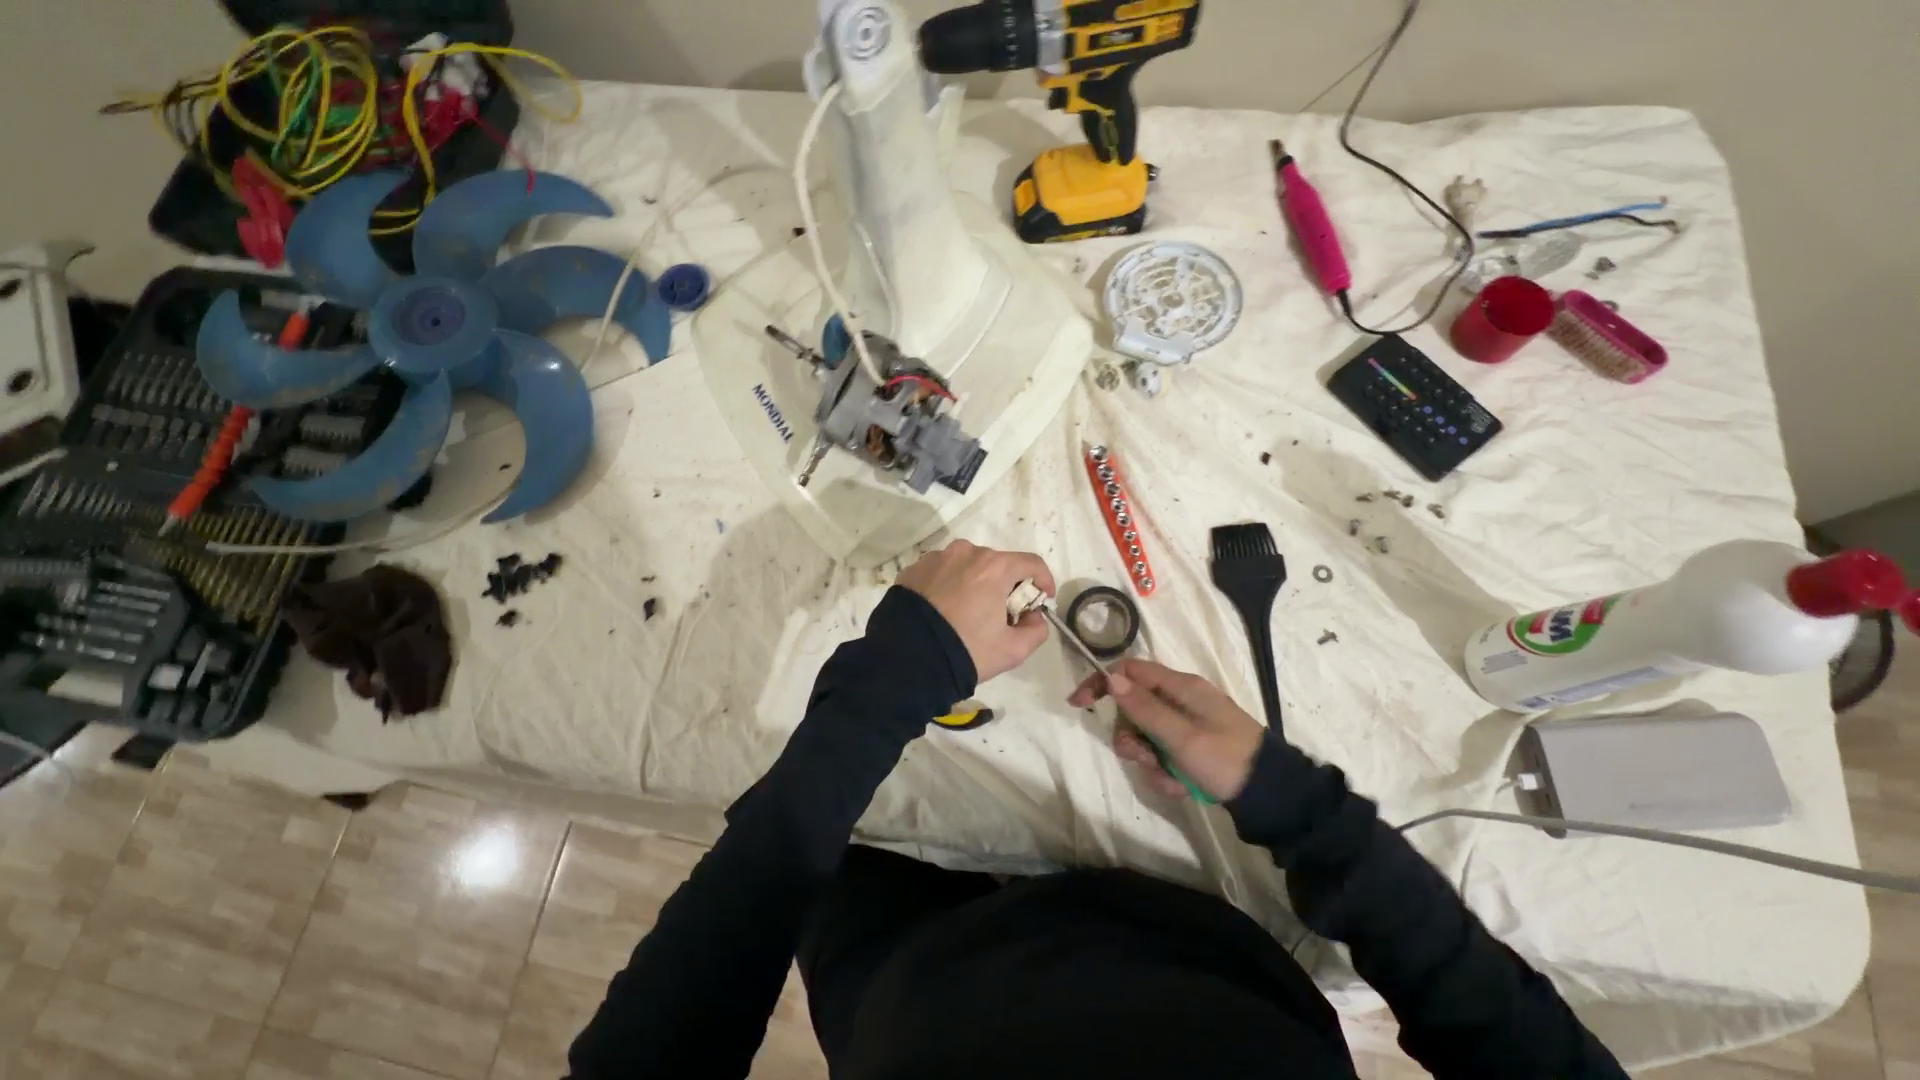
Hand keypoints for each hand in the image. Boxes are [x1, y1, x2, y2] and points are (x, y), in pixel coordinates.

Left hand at [897, 540, 1055, 682]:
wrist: (906, 660)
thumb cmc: (966, 651)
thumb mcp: (1013, 650)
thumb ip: (1036, 630)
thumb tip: (1033, 616)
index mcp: (994, 566)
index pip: (1031, 563)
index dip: (1043, 580)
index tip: (1042, 599)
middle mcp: (966, 553)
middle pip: (997, 564)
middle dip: (1005, 585)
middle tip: (1002, 613)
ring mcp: (936, 559)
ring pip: (966, 566)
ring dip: (975, 583)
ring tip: (968, 613)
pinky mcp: (912, 570)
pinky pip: (940, 573)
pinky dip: (948, 586)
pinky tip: (943, 612)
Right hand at [1069, 658, 1264, 800]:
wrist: (1269, 793)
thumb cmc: (1225, 759)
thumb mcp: (1182, 736)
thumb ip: (1145, 708)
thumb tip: (1112, 678)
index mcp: (1181, 687)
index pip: (1130, 671)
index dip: (1102, 683)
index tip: (1079, 705)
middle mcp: (1181, 701)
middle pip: (1133, 709)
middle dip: (1132, 738)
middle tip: (1145, 758)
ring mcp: (1186, 726)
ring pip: (1145, 737)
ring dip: (1151, 762)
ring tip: (1172, 779)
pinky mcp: (1191, 748)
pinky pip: (1163, 757)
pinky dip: (1166, 774)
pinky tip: (1183, 787)